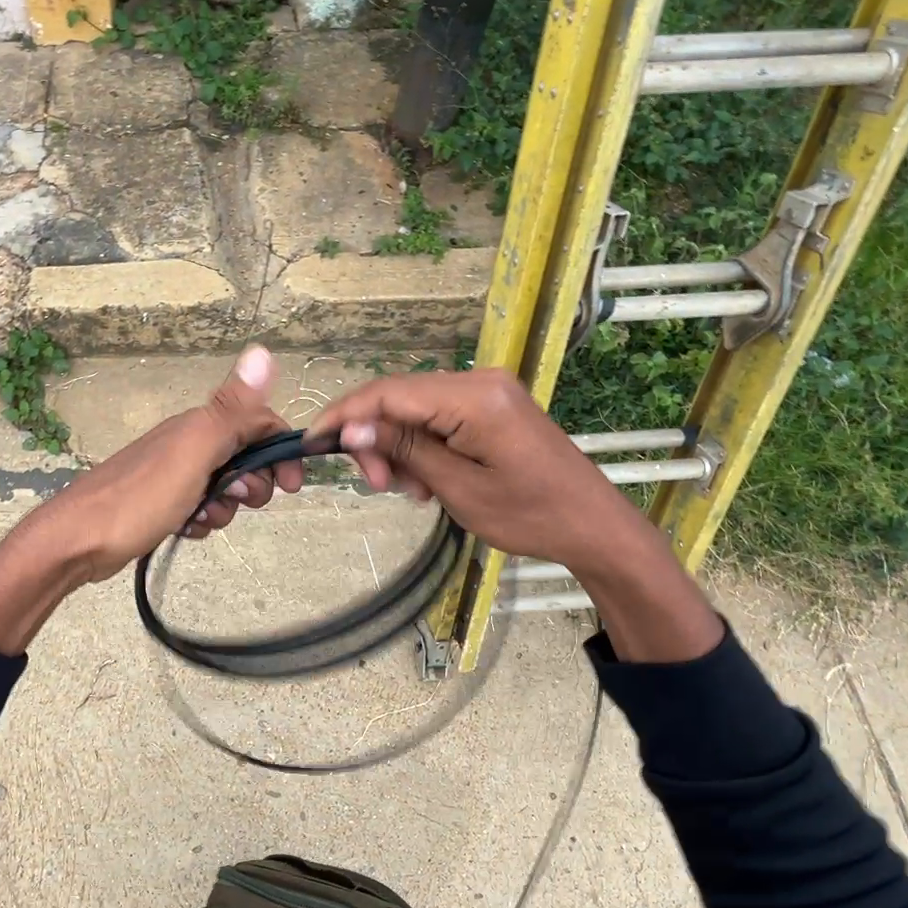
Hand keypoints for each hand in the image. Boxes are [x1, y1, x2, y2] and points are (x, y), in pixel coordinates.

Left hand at [31, 345, 302, 581]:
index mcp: (198, 425)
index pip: (257, 422)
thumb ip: (231, 409)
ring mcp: (171, 473)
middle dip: (253, 484)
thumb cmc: (139, 498)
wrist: (76, 541)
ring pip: (222, 486)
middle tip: (240, 504)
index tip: (293, 487)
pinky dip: (201, 520)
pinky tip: (185, 530)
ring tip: (202, 521)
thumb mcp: (193, 453)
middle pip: (244, 456)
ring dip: (224, 508)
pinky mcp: (159, 502)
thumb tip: (263, 351)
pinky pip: (198, 506)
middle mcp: (186, 442)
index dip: (281, 450)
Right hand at [307, 369, 633, 570]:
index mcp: (473, 398)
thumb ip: (404, 449)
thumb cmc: (530, 515)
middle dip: (375, 439)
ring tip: (411, 490)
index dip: (345, 415)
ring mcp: (488, 391)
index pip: (388, 393)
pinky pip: (439, 416)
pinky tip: (428, 480)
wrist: (594, 526)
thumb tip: (351, 428)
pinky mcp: (492, 406)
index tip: (313, 442)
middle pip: (399, 397)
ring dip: (399, 447)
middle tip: (378, 484)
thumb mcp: (458, 487)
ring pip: (415, 408)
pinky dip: (422, 445)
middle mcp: (479, 381)